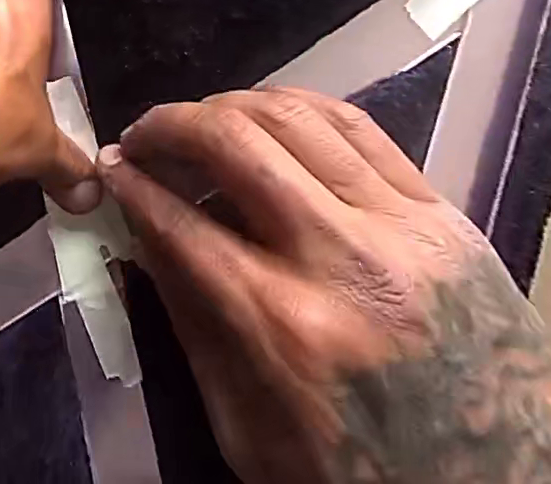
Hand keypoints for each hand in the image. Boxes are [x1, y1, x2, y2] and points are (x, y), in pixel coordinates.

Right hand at [97, 89, 550, 483]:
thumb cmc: (367, 477)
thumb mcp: (251, 433)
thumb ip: (192, 324)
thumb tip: (145, 237)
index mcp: (284, 331)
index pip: (179, 225)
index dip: (132, 187)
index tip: (110, 168)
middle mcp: (339, 259)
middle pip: (233, 143)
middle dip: (169, 125)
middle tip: (142, 134)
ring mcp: (399, 223)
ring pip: (293, 115)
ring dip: (228, 104)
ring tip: (200, 120)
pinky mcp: (441, 208)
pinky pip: (356, 123)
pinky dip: (297, 105)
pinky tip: (268, 114)